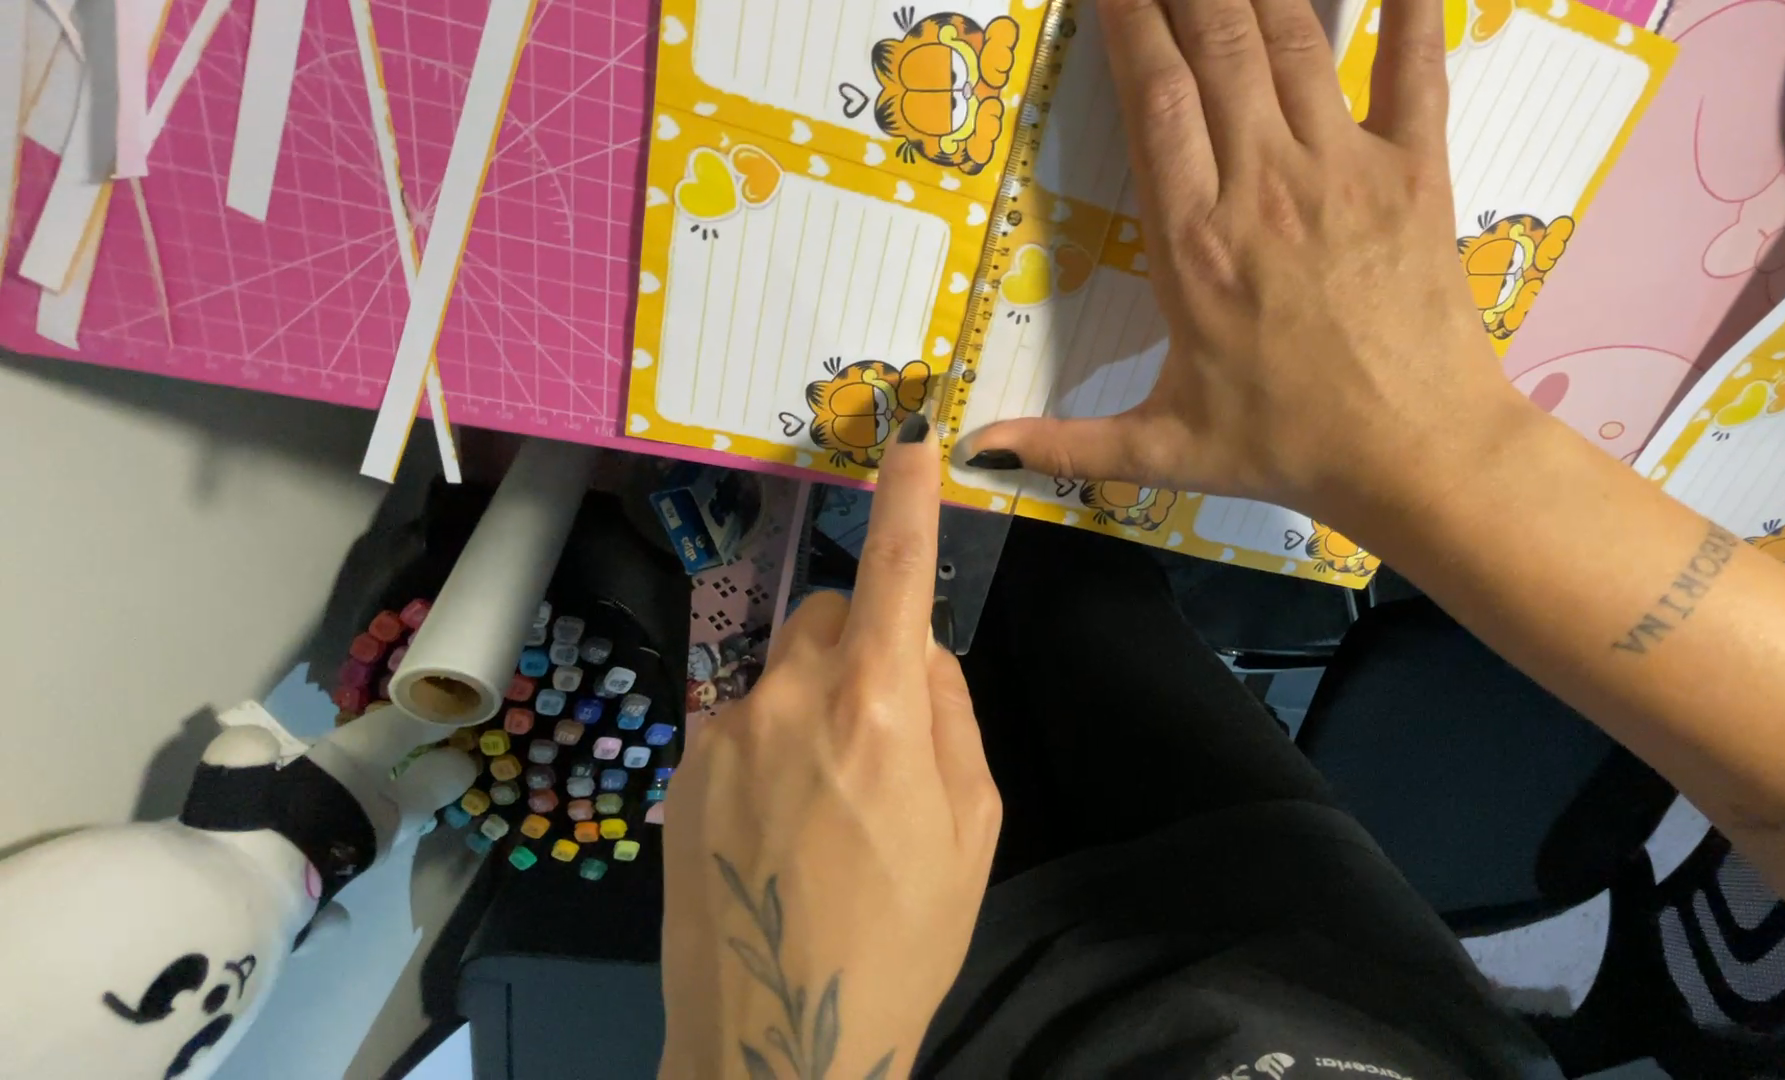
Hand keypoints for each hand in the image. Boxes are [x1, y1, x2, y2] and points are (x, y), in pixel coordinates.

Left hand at [660, 414, 1000, 1078]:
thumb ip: (953, 712)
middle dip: (864, 641)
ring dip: (815, 694)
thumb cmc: (905, 935)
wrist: (780, 1043)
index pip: (897, 571)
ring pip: (785, 665)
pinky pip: (743, 714)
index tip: (911, 440)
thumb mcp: (974, 824)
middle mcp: (790, 697)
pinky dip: (771, 737)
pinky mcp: (682, 766)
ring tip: (827, 794)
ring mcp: (724, 729)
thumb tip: (922, 652)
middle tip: (883, 726)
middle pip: (832, 613)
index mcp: (879, 708)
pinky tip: (776, 819)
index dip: (907, 498)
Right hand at [957, 0, 1529, 529]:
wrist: (1413, 454)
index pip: (1152, 103)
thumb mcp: (1159, 454)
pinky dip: (1411, 0)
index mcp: (1193, 248)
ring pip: (1295, 39)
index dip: (1129, 24)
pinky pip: (1418, 61)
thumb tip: (976, 452)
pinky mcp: (1419, 171)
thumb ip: (1064, 447)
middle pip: (1218, 47)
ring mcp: (1347, 170)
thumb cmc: (1282, 449)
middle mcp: (1263, 188)